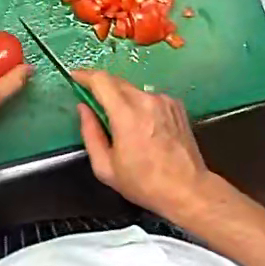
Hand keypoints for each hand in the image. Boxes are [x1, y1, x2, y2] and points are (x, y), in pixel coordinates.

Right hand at [74, 70, 218, 219]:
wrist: (188, 190)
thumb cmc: (145, 183)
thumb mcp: (106, 167)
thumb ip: (90, 133)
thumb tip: (83, 109)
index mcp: (126, 115)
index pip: (101, 80)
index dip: (84, 75)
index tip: (75, 76)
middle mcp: (146, 101)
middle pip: (116, 81)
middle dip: (101, 87)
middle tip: (93, 102)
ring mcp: (164, 101)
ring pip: (133, 90)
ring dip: (121, 98)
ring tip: (121, 122)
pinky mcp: (176, 105)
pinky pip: (149, 97)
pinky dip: (140, 105)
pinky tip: (143, 126)